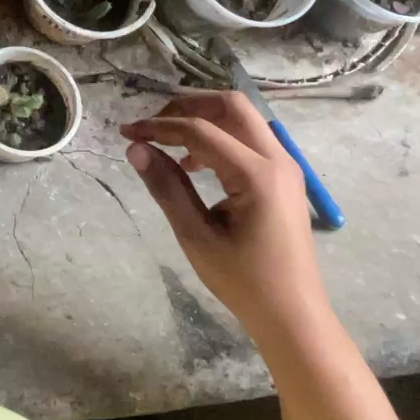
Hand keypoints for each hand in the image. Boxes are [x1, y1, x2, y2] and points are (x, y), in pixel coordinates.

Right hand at [119, 92, 331, 340]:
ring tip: (168, 143)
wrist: (293, 313)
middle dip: (186, 106)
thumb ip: (167, 186)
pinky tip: (194, 164)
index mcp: (257, 174)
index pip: (200, 131)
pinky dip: (219, 136)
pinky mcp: (284, 177)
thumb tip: (136, 148)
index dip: (158, 127)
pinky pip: (250, 138)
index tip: (126, 133)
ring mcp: (286, 166)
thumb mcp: (195, 235)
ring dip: (203, 118)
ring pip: (242, 118)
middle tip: (152, 125)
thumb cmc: (243, 280)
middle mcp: (278, 159)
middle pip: (231, 105)